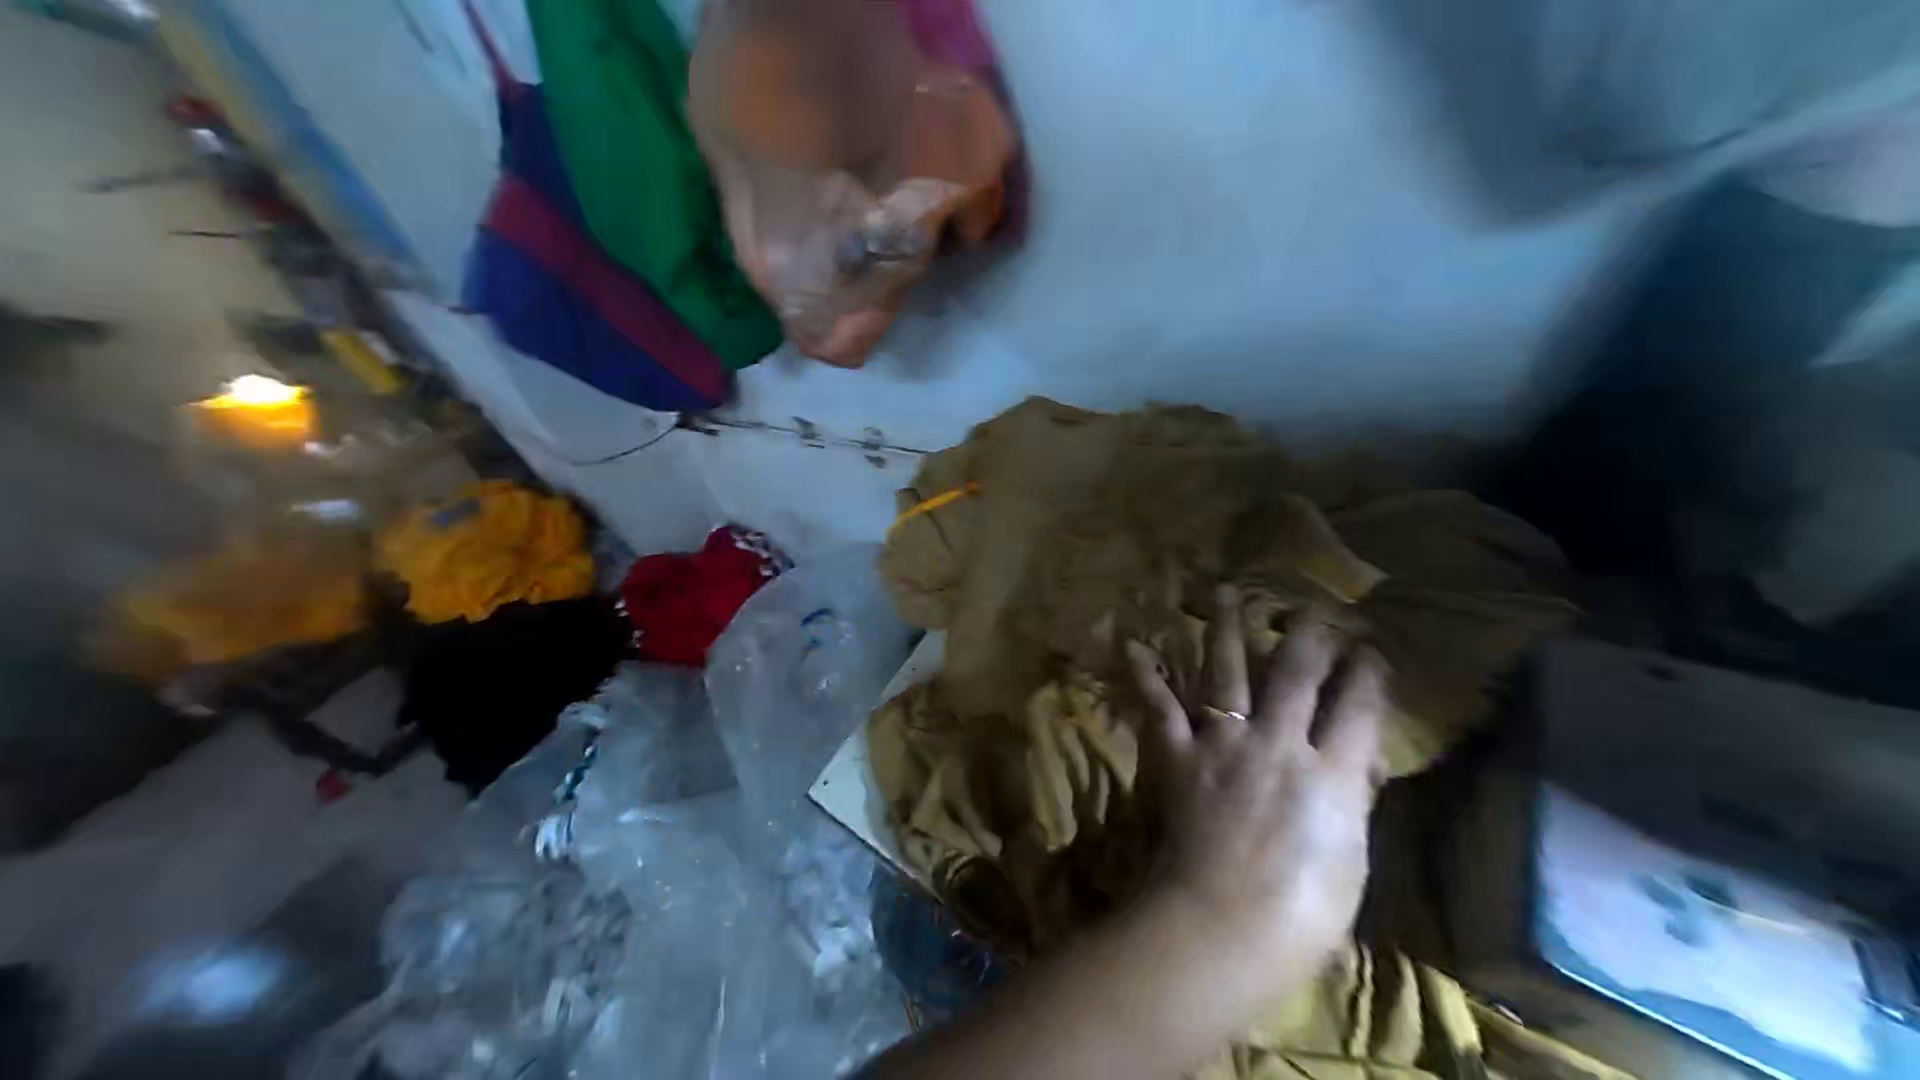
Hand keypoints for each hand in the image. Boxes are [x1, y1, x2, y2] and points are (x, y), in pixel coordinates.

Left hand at [1125, 586, 1385, 1015]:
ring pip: (1226, 671)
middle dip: (1305, 636)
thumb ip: (1351, 802)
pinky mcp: (1179, 755)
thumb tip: (1356, 763)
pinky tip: (1133, 644)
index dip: (1367, 675)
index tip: (1369, 648)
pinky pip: (1160, 705)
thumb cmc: (1303, 910)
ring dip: (1225, 627)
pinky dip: (1145, 674)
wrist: (1226, 920)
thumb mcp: (1351, 859)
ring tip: (1222, 589)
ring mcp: (1224, 744)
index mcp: (1331, 774)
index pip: (1359, 709)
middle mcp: (1278, 743)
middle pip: (1295, 675)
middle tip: (1307, 610)